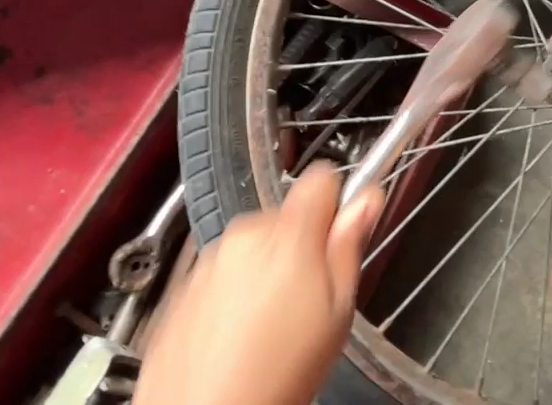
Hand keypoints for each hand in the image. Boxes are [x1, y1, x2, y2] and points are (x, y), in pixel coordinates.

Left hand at [137, 162, 383, 404]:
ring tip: (273, 325)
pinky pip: (223, 273)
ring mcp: (210, 259)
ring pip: (255, 246)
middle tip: (309, 298)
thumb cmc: (278, 374)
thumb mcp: (336, 312)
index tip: (340, 233)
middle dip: (302, 246)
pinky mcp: (185, 286)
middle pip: (287, 216)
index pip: (321, 177)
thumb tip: (367, 200)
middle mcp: (245, 234)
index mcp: (288, 233)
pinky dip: (234, 294)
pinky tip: (241, 336)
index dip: (336, 203)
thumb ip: (349, 246)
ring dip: (266, 270)